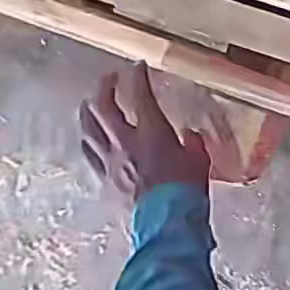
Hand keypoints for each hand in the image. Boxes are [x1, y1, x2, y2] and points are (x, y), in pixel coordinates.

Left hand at [78, 63, 210, 204]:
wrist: (167, 223)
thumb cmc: (187, 191)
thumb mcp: (200, 161)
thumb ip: (192, 144)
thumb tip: (188, 136)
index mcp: (152, 133)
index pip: (140, 96)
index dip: (138, 78)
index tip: (138, 67)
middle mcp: (125, 143)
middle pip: (104, 108)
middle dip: (105, 88)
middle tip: (109, 78)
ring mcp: (110, 162)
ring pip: (90, 130)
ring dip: (89, 112)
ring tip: (90, 103)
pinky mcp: (105, 181)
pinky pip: (90, 156)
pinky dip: (90, 142)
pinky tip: (90, 140)